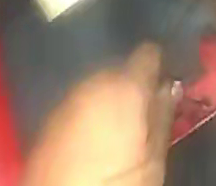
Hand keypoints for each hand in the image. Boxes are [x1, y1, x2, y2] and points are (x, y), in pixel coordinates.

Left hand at [22, 44, 176, 185]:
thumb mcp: (152, 163)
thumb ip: (163, 116)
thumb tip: (169, 87)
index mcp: (126, 86)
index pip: (148, 53)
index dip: (158, 67)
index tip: (163, 85)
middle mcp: (94, 82)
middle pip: (120, 70)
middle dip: (130, 87)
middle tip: (139, 117)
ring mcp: (66, 101)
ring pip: (96, 87)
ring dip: (106, 100)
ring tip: (113, 133)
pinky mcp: (45, 123)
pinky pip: (75, 107)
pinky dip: (85, 117)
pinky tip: (88, 144)